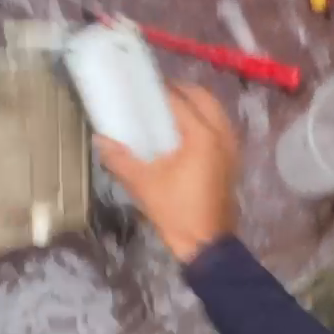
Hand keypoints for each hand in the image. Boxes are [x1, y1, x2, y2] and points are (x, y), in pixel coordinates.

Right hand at [95, 83, 240, 263]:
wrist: (206, 244)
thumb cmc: (176, 212)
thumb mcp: (143, 185)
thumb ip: (120, 159)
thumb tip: (100, 140)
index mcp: (202, 136)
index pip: (180, 101)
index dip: (160, 92)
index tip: (142, 88)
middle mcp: (222, 135)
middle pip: (204, 98)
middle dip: (182, 91)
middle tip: (158, 94)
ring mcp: (232, 148)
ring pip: (216, 112)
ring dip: (196, 105)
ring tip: (171, 111)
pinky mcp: (233, 162)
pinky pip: (221, 129)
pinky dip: (205, 122)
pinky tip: (186, 134)